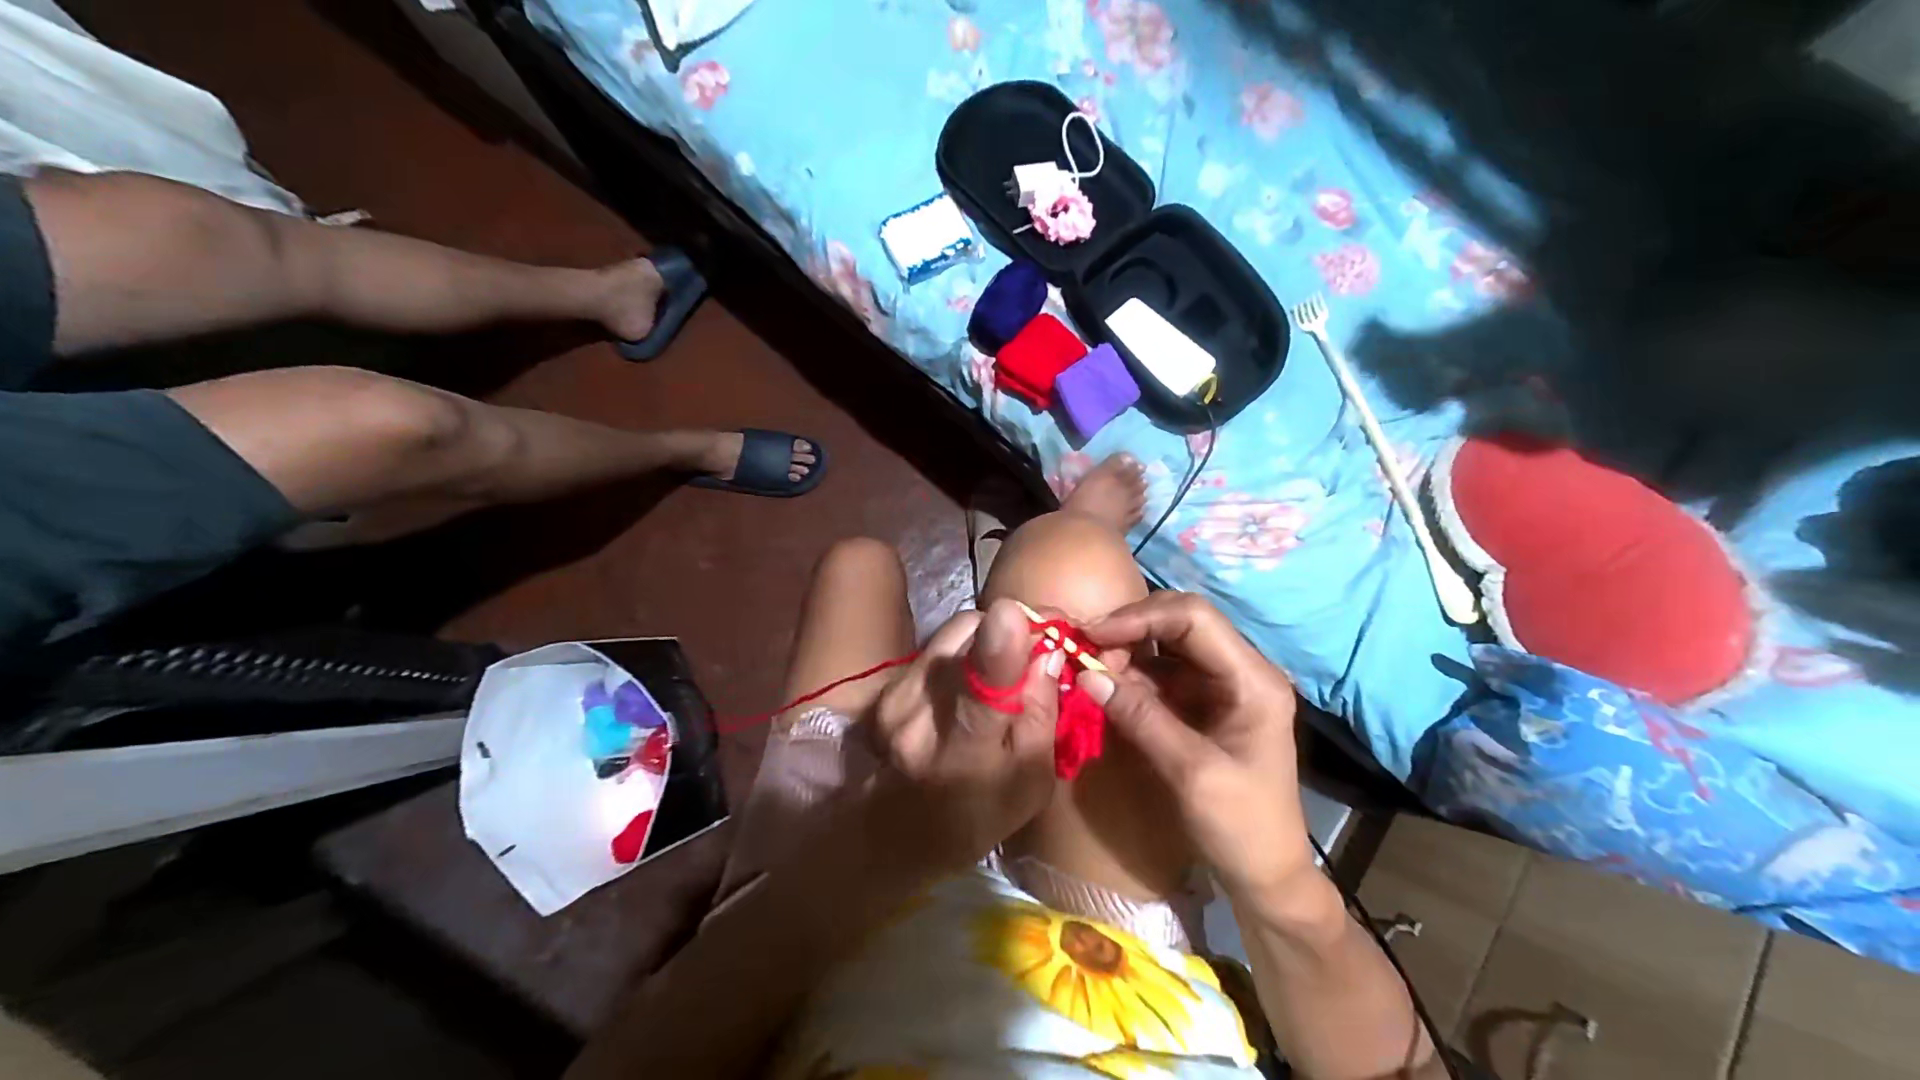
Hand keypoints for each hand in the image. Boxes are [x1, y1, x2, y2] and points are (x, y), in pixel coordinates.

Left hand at [866, 599, 1060, 876]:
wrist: (896, 830)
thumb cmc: (978, 816)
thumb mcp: (1031, 780)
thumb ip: (1042, 712)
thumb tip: (1050, 651)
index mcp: (963, 755)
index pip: (980, 690)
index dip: (998, 647)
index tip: (1016, 616)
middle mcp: (921, 715)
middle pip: (972, 637)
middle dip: (1011, 631)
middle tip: (1036, 647)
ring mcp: (896, 695)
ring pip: (955, 632)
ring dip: (986, 639)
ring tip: (999, 670)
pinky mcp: (885, 682)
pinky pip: (938, 644)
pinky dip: (962, 650)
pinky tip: (968, 679)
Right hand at [1079, 591, 1314, 902]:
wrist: (1265, 874)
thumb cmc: (1240, 825)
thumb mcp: (1189, 772)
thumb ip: (1140, 717)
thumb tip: (1086, 675)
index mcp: (1253, 679)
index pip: (1194, 619)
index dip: (1141, 617)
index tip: (1093, 635)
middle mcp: (1240, 670)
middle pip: (1181, 621)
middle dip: (1131, 628)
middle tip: (1088, 650)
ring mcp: (1220, 684)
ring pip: (1167, 642)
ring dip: (1128, 648)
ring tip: (1093, 668)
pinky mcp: (1202, 701)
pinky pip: (1161, 671)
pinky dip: (1132, 672)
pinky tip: (1108, 684)